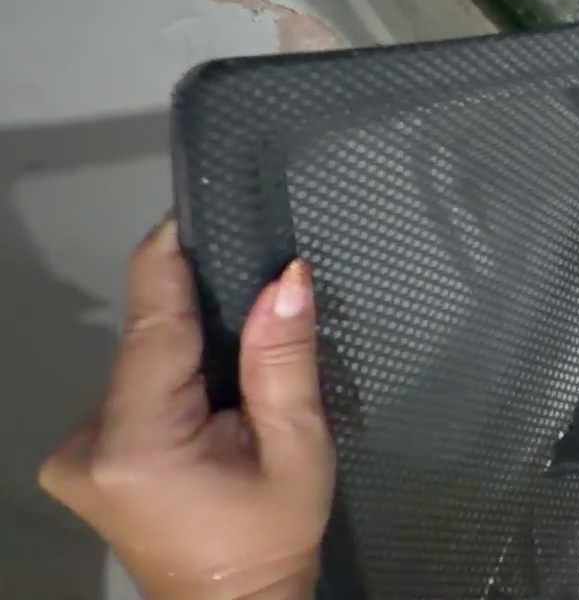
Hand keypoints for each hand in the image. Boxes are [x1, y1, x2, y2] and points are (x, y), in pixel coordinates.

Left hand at [40, 219, 333, 599]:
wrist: (232, 598)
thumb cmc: (273, 522)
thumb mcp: (298, 438)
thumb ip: (285, 357)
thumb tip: (288, 280)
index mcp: (135, 440)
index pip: (152, 330)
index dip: (164, 268)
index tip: (180, 217)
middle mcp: (86, 442)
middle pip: (152, 345)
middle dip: (209, 311)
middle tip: (272, 288)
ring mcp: (80, 452)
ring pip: (150, 366)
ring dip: (203, 347)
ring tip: (260, 358)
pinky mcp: (93, 456)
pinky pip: (144, 388)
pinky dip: (189, 372)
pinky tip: (229, 390)